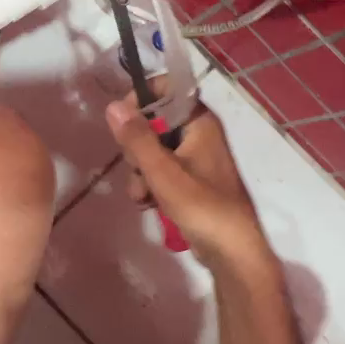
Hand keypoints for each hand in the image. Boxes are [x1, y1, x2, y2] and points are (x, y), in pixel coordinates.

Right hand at [106, 84, 274, 270]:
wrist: (233, 253)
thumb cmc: (203, 208)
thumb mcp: (163, 172)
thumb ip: (136, 139)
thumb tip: (112, 105)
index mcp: (200, 123)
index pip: (168, 89)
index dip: (142, 98)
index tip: (122, 120)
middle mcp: (198, 135)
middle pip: (153, 124)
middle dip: (136, 149)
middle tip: (137, 169)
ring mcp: (193, 160)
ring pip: (152, 152)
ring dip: (140, 174)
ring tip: (144, 197)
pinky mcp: (189, 183)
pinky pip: (159, 173)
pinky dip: (150, 186)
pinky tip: (148, 205)